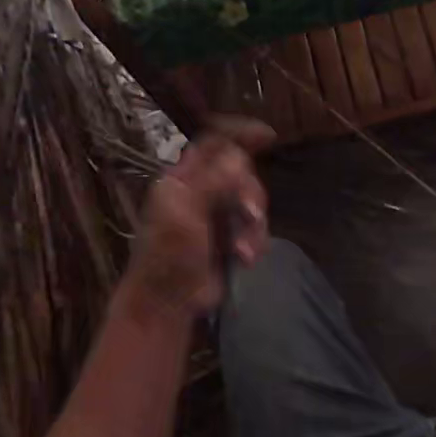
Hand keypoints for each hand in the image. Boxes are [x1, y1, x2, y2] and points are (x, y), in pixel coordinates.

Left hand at [120, 117, 274, 318]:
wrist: (170, 302)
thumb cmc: (168, 255)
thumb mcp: (185, 213)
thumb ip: (212, 181)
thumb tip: (238, 155)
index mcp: (184, 179)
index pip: (214, 143)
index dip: (239, 134)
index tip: (267, 135)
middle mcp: (203, 191)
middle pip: (242, 174)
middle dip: (250, 194)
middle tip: (249, 214)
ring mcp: (219, 216)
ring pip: (252, 203)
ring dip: (254, 227)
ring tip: (243, 251)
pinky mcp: (232, 239)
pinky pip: (256, 229)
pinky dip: (255, 243)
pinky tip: (246, 259)